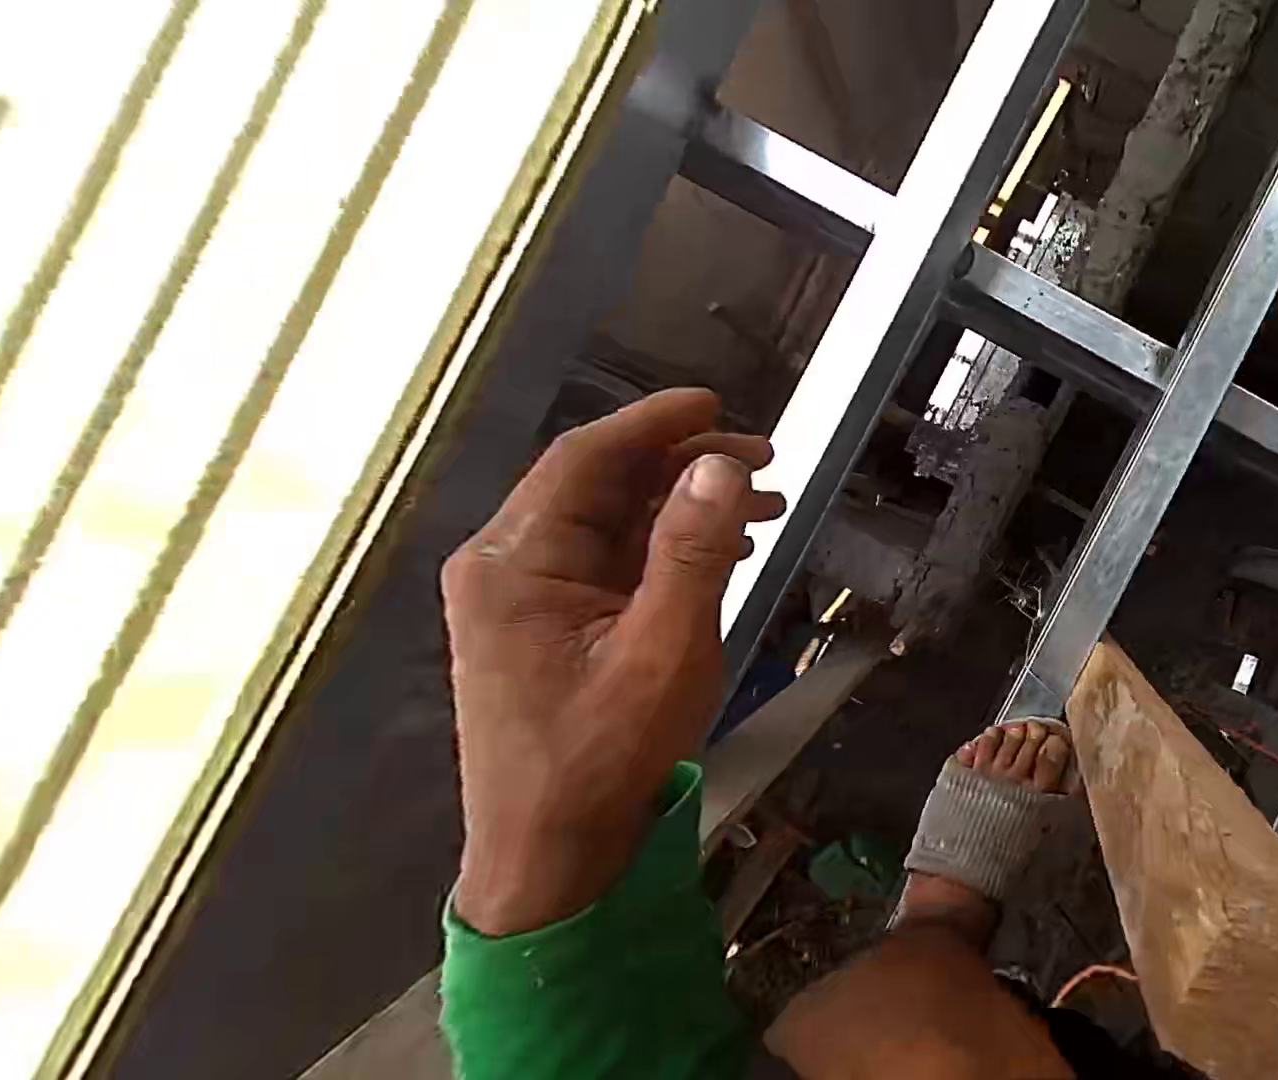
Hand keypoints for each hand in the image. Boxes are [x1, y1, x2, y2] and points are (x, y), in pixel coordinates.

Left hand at [443, 389, 784, 935]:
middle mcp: (514, 564)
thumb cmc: (604, 755)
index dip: (654, 423)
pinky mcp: (561, 624)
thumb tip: (721, 467)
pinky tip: (727, 549)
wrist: (556, 853)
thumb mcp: (664, 648)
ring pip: (620, 522)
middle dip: (686, 465)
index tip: (715, 404)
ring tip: (763, 505)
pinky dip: (676, 546)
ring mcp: (536, 596)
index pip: (587, 459)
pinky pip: (622, 561)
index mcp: (518, 560)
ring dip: (690, 507)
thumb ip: (694, 552)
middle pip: (606, 485)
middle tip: (761, 460)